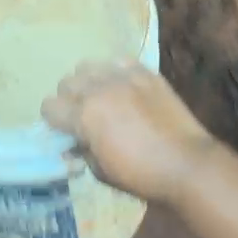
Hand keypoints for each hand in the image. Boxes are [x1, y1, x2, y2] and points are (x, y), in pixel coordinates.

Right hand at [41, 60, 221, 205]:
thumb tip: (74, 141)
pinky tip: (124, 89)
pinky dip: (115, 73)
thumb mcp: (101, 172)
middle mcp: (99, 89)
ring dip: (89, 82)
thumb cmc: (142, 176)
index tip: (64, 130)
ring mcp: (123, 76)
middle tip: (84, 117)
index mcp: (84, 115)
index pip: (49, 106)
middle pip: (66, 82)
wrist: (187, 164)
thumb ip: (81, 150)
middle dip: (69, 100)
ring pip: (88, 66)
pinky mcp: (144, 72)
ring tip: (103, 98)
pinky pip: (118, 61)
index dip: (54, 120)